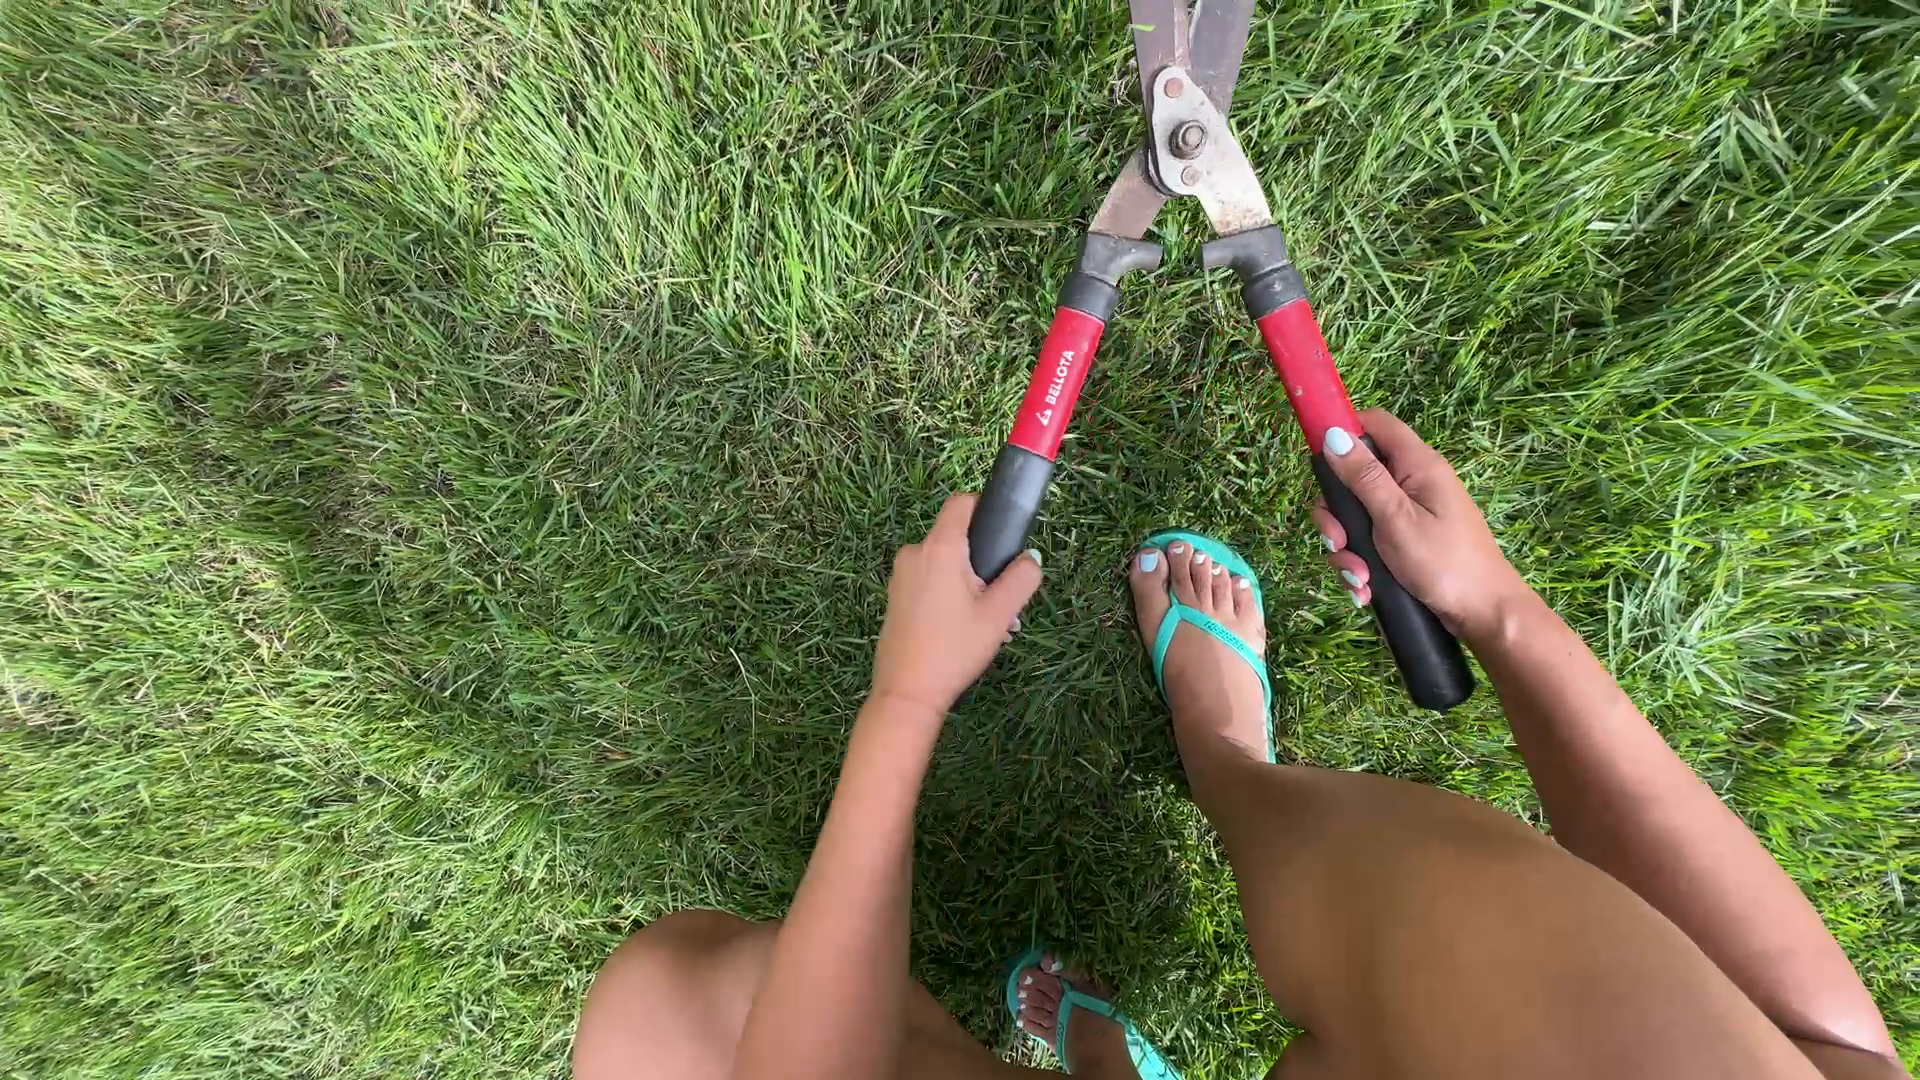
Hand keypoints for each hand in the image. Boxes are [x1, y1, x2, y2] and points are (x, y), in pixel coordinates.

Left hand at [870, 494, 1044, 714]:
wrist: (907, 693)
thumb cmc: (955, 649)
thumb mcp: (998, 614)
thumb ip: (1021, 579)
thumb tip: (1030, 559)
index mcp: (939, 547)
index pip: (961, 503)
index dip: (984, 510)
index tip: (1002, 538)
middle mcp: (914, 553)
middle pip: (956, 539)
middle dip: (983, 564)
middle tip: (1003, 602)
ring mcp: (900, 576)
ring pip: (944, 565)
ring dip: (970, 586)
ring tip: (991, 626)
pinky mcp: (896, 597)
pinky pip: (929, 582)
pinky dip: (950, 596)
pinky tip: (966, 631)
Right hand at [1313, 409, 1529, 641]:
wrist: (1481, 614)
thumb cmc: (1443, 561)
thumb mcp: (1395, 517)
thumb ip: (1363, 476)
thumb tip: (1333, 434)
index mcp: (1416, 466)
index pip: (1374, 424)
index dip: (1342, 432)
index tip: (1316, 458)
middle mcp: (1409, 484)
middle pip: (1352, 477)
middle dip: (1335, 514)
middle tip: (1337, 541)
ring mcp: (1404, 513)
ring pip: (1353, 516)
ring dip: (1345, 548)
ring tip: (1359, 576)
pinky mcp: (1401, 540)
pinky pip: (1365, 542)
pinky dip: (1359, 564)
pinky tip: (1364, 586)